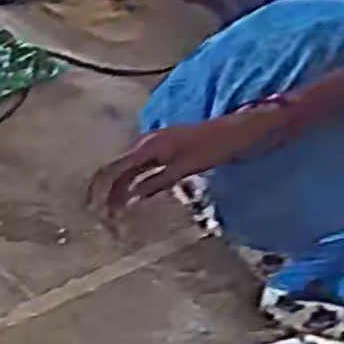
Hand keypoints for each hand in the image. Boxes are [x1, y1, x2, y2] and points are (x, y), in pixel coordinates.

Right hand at [87, 105, 290, 214]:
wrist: (251, 126)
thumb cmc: (219, 146)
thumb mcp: (184, 168)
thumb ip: (152, 184)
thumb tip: (125, 201)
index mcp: (147, 147)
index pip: (110, 170)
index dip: (98, 190)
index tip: (92, 210)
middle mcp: (145, 144)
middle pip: (114, 172)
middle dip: (104, 194)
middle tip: (102, 216)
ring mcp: (153, 147)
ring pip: (125, 172)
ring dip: (117, 191)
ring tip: (114, 211)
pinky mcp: (162, 151)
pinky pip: (137, 171)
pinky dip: (131, 186)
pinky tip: (132, 198)